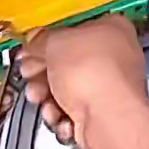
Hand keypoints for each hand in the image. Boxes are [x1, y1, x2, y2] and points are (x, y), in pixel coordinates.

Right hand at [19, 15, 148, 148]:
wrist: (106, 119)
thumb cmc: (96, 76)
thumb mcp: (55, 43)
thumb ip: (41, 39)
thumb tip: (35, 41)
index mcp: (113, 29)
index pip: (74, 28)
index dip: (49, 39)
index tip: (32, 47)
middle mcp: (116, 59)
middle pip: (68, 63)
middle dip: (43, 72)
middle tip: (32, 73)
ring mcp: (109, 90)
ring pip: (67, 91)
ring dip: (48, 96)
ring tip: (41, 96)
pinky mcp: (102, 116)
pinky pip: (72, 113)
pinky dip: (61, 115)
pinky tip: (60, 114)